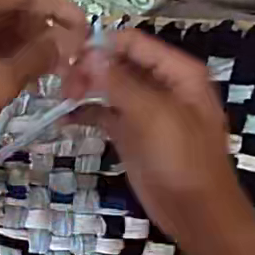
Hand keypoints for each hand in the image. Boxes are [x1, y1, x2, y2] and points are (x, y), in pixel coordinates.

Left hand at [0, 0, 84, 171]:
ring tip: (55, 72)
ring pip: (6, 25)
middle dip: (48, 28)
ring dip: (32, 44)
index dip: (61, 7)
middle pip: (17, 5)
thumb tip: (70, 40)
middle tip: (73, 59)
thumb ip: (36, 57)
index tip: (85, 34)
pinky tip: (28, 77)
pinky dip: (12, 55)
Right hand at [68, 30, 254, 254]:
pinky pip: (104, 113)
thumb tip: (87, 54)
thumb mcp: (154, 116)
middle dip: (88, 68)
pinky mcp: (130, 133)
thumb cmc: (183, 160)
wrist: (195, 211)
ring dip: (83, 89)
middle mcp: (161, 84)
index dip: (101, 45)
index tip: (68, 57)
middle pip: (117, 62)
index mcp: (177, 72)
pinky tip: (63, 118)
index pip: (133, 43)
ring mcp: (144, 109)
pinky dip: (85, 113)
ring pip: (108, 87)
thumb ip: (120, 83)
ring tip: (59, 98)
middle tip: (61, 84)